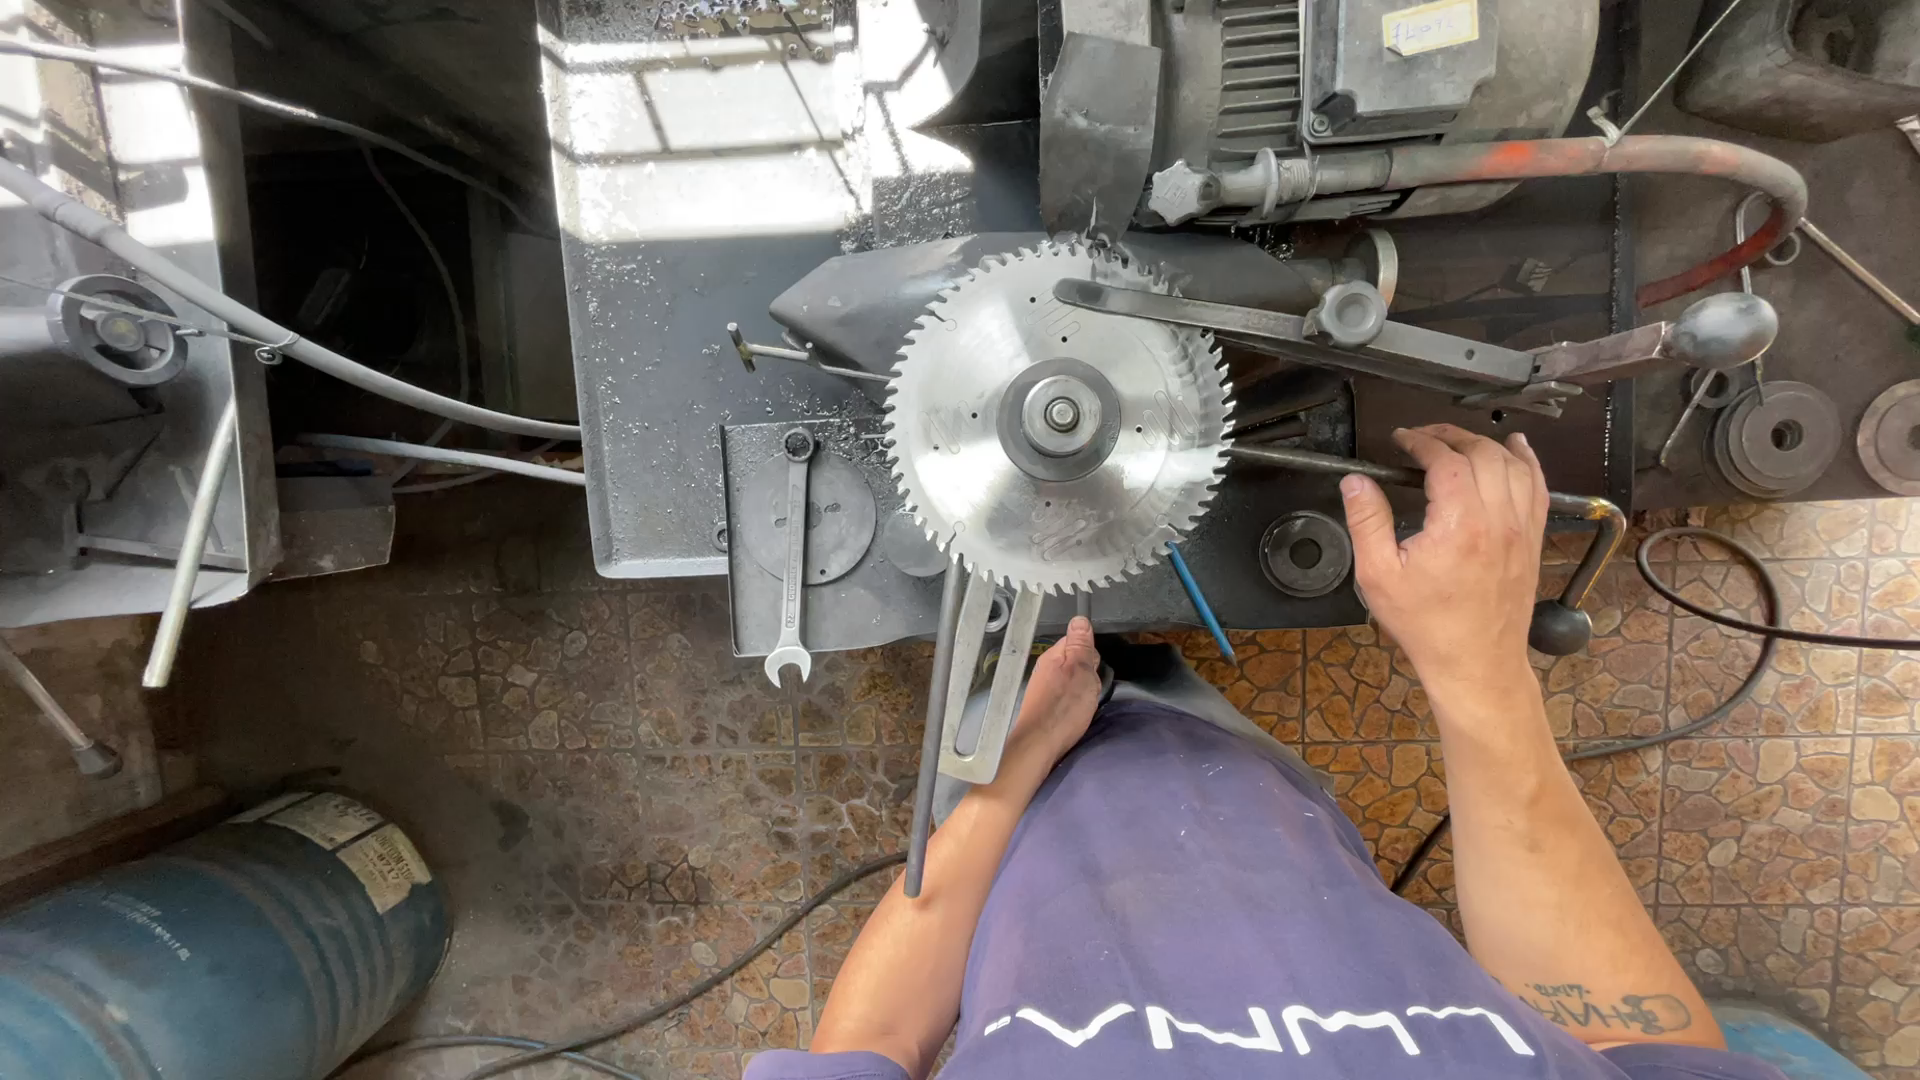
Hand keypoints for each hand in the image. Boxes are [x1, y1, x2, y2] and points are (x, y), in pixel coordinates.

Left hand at [1002, 616, 1101, 773]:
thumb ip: (1080, 645)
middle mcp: (1045, 669)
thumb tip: (1079, 618)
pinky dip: (1075, 704)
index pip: (1076, 641)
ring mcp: (1044, 688)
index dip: (1090, 655)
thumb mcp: (1080, 671)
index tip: (1094, 670)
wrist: (1040, 745)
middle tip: (1090, 689)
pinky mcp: (1045, 706)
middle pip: (1076, 662)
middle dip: (1088, 674)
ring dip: (1083, 691)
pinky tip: (1076, 715)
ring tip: (1084, 705)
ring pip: (1072, 681)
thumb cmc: (1063, 708)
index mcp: (1052, 656)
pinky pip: (1066, 697)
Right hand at [1338, 425, 1547, 696]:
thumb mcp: (1377, 575)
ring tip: (1456, 439)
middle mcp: (1498, 520)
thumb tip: (1356, 482)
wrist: (1474, 659)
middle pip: (1484, 454)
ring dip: (1485, 443)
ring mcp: (1521, 529)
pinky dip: (1527, 461)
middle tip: (1421, 435)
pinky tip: (1516, 449)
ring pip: (1515, 466)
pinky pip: (1538, 487)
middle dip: (1451, 436)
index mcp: (1459, 525)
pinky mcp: (1531, 540)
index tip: (1400, 437)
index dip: (1422, 441)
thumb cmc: (1423, 621)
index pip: (1447, 462)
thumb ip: (1366, 522)